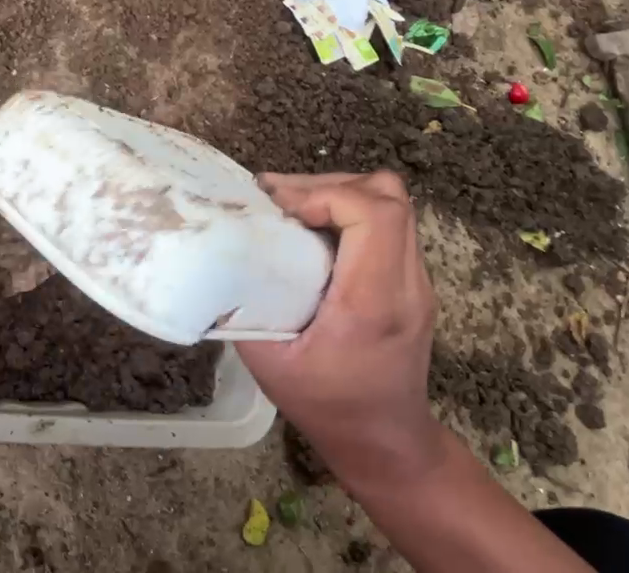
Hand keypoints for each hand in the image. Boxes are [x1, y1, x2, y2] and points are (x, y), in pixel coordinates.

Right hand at [235, 172, 441, 485]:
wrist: (388, 444)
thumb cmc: (327, 405)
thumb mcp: (268, 362)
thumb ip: (242, 308)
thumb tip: (211, 260)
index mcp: (374, 301)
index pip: (374, 214)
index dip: (324, 194)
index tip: (279, 209)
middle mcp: (407, 283)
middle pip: (388, 195)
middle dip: (327, 184)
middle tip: (277, 200)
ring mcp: (417, 281)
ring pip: (393, 201)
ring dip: (339, 192)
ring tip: (290, 208)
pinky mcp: (411, 282)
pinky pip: (389, 222)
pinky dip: (348, 210)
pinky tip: (310, 230)